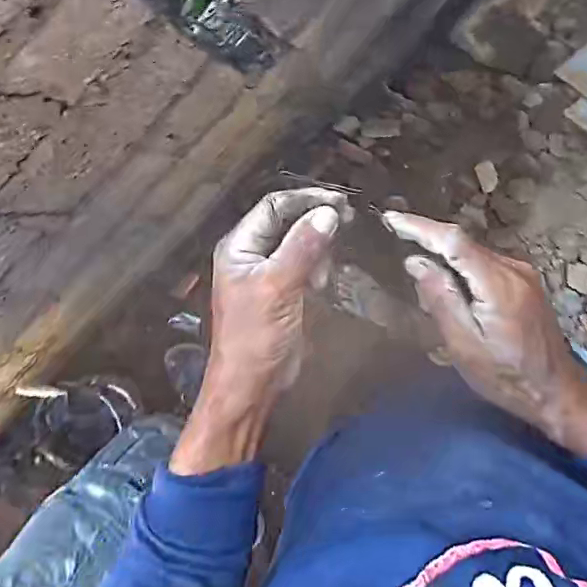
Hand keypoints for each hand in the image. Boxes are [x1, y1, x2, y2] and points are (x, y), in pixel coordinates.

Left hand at [171, 188, 349, 473]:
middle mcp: (252, 254)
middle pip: (287, 222)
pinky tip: (325, 278)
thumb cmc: (255, 336)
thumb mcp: (278, 286)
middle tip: (346, 220)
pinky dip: (318, 266)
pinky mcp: (284, 292)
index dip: (306, 200)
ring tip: (331, 260)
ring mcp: (268, 273)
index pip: (274, 206)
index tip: (339, 202)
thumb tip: (328, 213)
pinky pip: (304, 266)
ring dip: (318, 246)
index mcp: (240, 246)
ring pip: (299, 243)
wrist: (250, 386)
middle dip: (315, 221)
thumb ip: (302, 247)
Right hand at [383, 211, 586, 457]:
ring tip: (424, 283)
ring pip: (472, 251)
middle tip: (402, 258)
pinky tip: (452, 289)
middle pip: (463, 243)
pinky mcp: (523, 279)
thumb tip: (415, 261)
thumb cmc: (507, 377)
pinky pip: (483, 262)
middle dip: (428, 242)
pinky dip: (461, 267)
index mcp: (499, 284)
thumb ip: (441, 300)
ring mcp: (522, 272)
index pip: (454, 241)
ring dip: (444, 257)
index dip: (420, 227)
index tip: (391, 219)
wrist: (557, 391)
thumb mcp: (465, 346)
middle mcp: (514, 268)